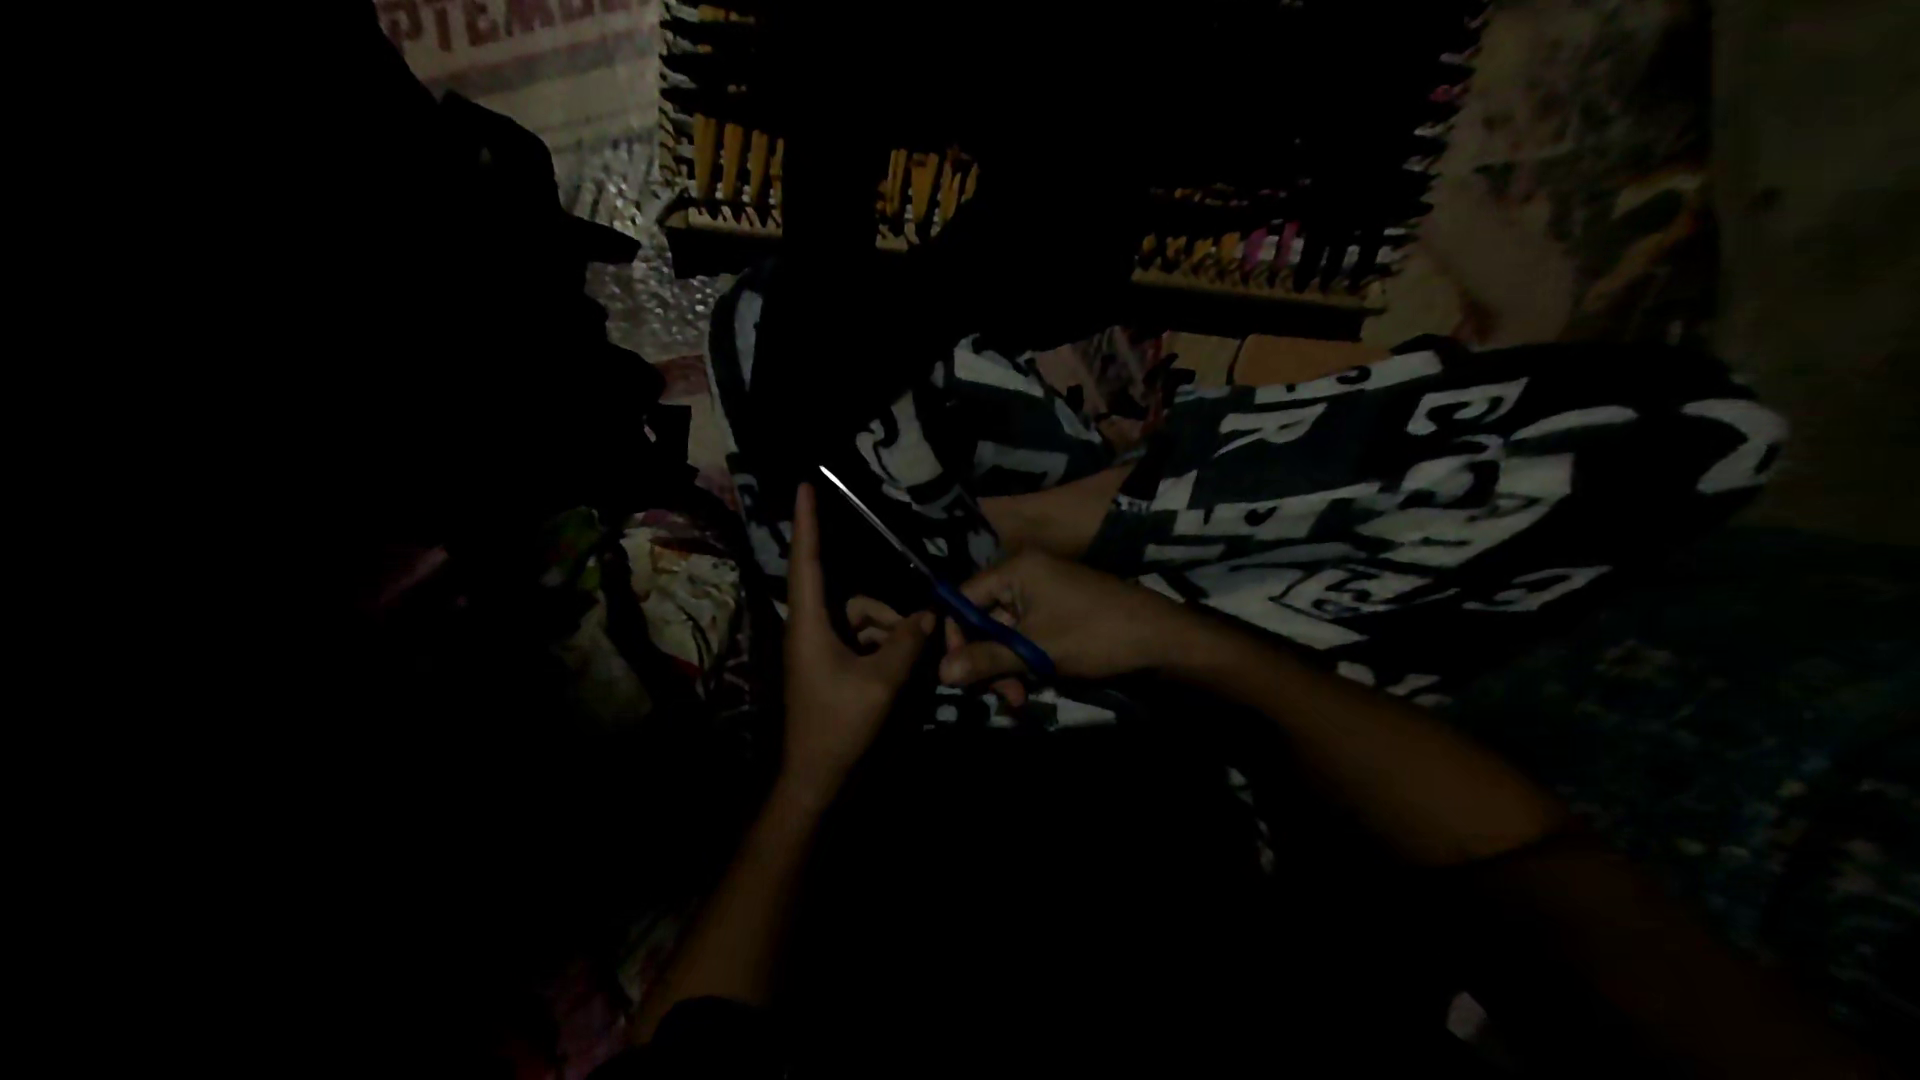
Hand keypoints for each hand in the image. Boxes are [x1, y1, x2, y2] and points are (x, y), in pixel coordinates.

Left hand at [781, 483, 934, 795]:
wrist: (817, 777)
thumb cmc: (839, 726)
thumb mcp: (881, 683)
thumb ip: (907, 643)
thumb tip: (929, 615)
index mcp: (810, 624)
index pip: (807, 561)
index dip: (806, 522)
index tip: (803, 485)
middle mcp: (814, 629)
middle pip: (856, 601)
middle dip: (891, 616)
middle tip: (928, 637)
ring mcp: (824, 649)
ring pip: (867, 623)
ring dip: (894, 638)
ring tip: (918, 663)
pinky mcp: (835, 666)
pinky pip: (867, 643)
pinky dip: (888, 652)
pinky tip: (908, 671)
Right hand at [936, 550, 1196, 690]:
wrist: (1160, 639)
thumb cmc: (1093, 635)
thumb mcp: (1036, 650)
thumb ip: (986, 659)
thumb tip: (941, 672)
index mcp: (1016, 569)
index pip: (963, 597)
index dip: (955, 634)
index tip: (957, 670)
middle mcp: (1026, 575)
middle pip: (983, 618)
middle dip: (986, 659)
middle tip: (998, 694)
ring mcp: (1044, 594)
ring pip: (1005, 634)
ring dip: (1005, 668)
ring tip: (1018, 699)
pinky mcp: (1058, 613)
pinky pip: (1026, 636)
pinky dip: (1024, 662)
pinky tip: (1030, 689)